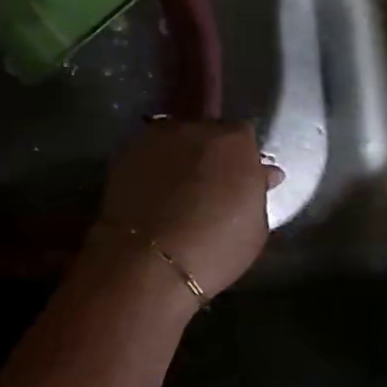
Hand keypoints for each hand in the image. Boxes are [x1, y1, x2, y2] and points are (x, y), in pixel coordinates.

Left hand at [86, 119, 281, 299]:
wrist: (149, 257)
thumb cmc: (216, 245)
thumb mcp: (255, 223)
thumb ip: (256, 188)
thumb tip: (263, 173)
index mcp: (234, 140)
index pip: (240, 135)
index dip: (238, 156)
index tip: (235, 177)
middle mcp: (193, 129)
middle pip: (203, 131)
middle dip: (206, 151)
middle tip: (203, 181)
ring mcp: (153, 138)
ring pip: (170, 139)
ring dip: (174, 154)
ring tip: (172, 186)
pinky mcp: (123, 153)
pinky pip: (144, 153)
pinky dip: (148, 165)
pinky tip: (149, 189)